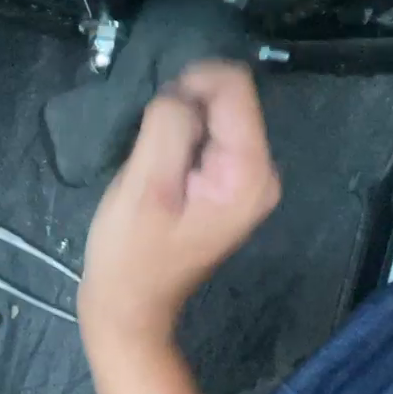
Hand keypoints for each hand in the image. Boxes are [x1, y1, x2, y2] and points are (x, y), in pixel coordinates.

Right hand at [79, 62, 280, 352]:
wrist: (130, 308)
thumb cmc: (130, 255)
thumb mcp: (144, 186)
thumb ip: (168, 127)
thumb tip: (179, 95)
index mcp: (249, 172)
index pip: (234, 86)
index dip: (189, 86)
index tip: (152, 119)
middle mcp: (262, 172)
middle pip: (227, 101)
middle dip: (183, 113)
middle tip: (149, 153)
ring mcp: (247, 182)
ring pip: (213, 119)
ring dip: (177, 131)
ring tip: (152, 168)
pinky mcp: (228, 187)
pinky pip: (207, 141)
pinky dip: (180, 146)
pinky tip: (161, 177)